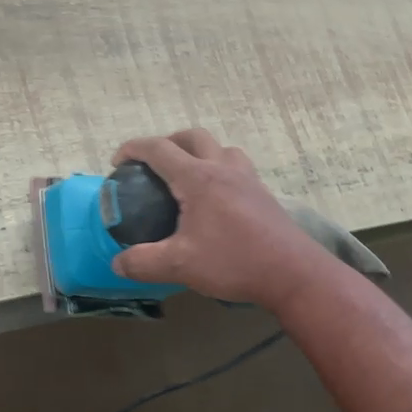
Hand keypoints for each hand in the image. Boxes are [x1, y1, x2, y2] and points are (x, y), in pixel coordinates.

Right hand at [111, 130, 348, 309]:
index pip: (159, 149)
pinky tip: (215, 197)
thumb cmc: (234, 262)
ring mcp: (247, 180)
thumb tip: (117, 263)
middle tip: (152, 164)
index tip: (117, 162)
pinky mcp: (263, 195)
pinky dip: (219, 169)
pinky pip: (237, 166)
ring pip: (220, 148)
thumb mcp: (179, 265)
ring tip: (186, 175)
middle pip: (193, 137)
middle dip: (167, 142)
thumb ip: (142, 262)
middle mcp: (223, 169)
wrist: (294, 274)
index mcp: (198, 178)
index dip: (133, 149)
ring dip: (198, 152)